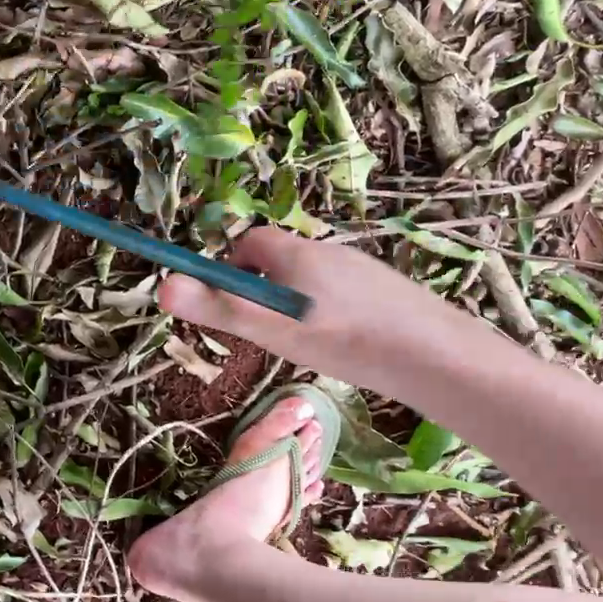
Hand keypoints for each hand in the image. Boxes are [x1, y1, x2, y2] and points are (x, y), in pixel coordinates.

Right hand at [157, 227, 487, 395]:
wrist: (441, 359)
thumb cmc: (346, 341)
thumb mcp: (271, 330)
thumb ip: (217, 308)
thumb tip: (161, 287)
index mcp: (297, 253)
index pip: (247, 242)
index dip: (227, 268)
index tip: (226, 303)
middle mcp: (328, 251)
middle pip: (275, 260)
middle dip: (256, 289)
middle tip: (259, 330)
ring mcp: (360, 270)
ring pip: (306, 279)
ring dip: (289, 303)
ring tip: (298, 343)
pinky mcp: (383, 290)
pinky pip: (336, 292)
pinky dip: (322, 312)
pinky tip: (338, 345)